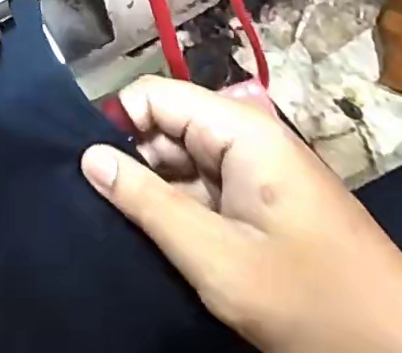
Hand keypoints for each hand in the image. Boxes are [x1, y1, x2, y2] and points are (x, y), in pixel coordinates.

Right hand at [81, 77, 401, 352]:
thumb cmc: (313, 305)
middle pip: (166, 125)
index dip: (117, 124)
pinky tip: (169, 242)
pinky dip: (183, 209)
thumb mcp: (217, 259)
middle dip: (136, 161)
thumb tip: (88, 156)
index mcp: (240, 129)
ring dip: (158, 191)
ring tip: (133, 230)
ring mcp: (257, 168)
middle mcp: (247, 135)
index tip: (90, 169)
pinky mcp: (263, 199)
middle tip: (110, 210)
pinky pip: (205, 186)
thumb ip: (147, 203)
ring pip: (182, 159)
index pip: (153, 96)